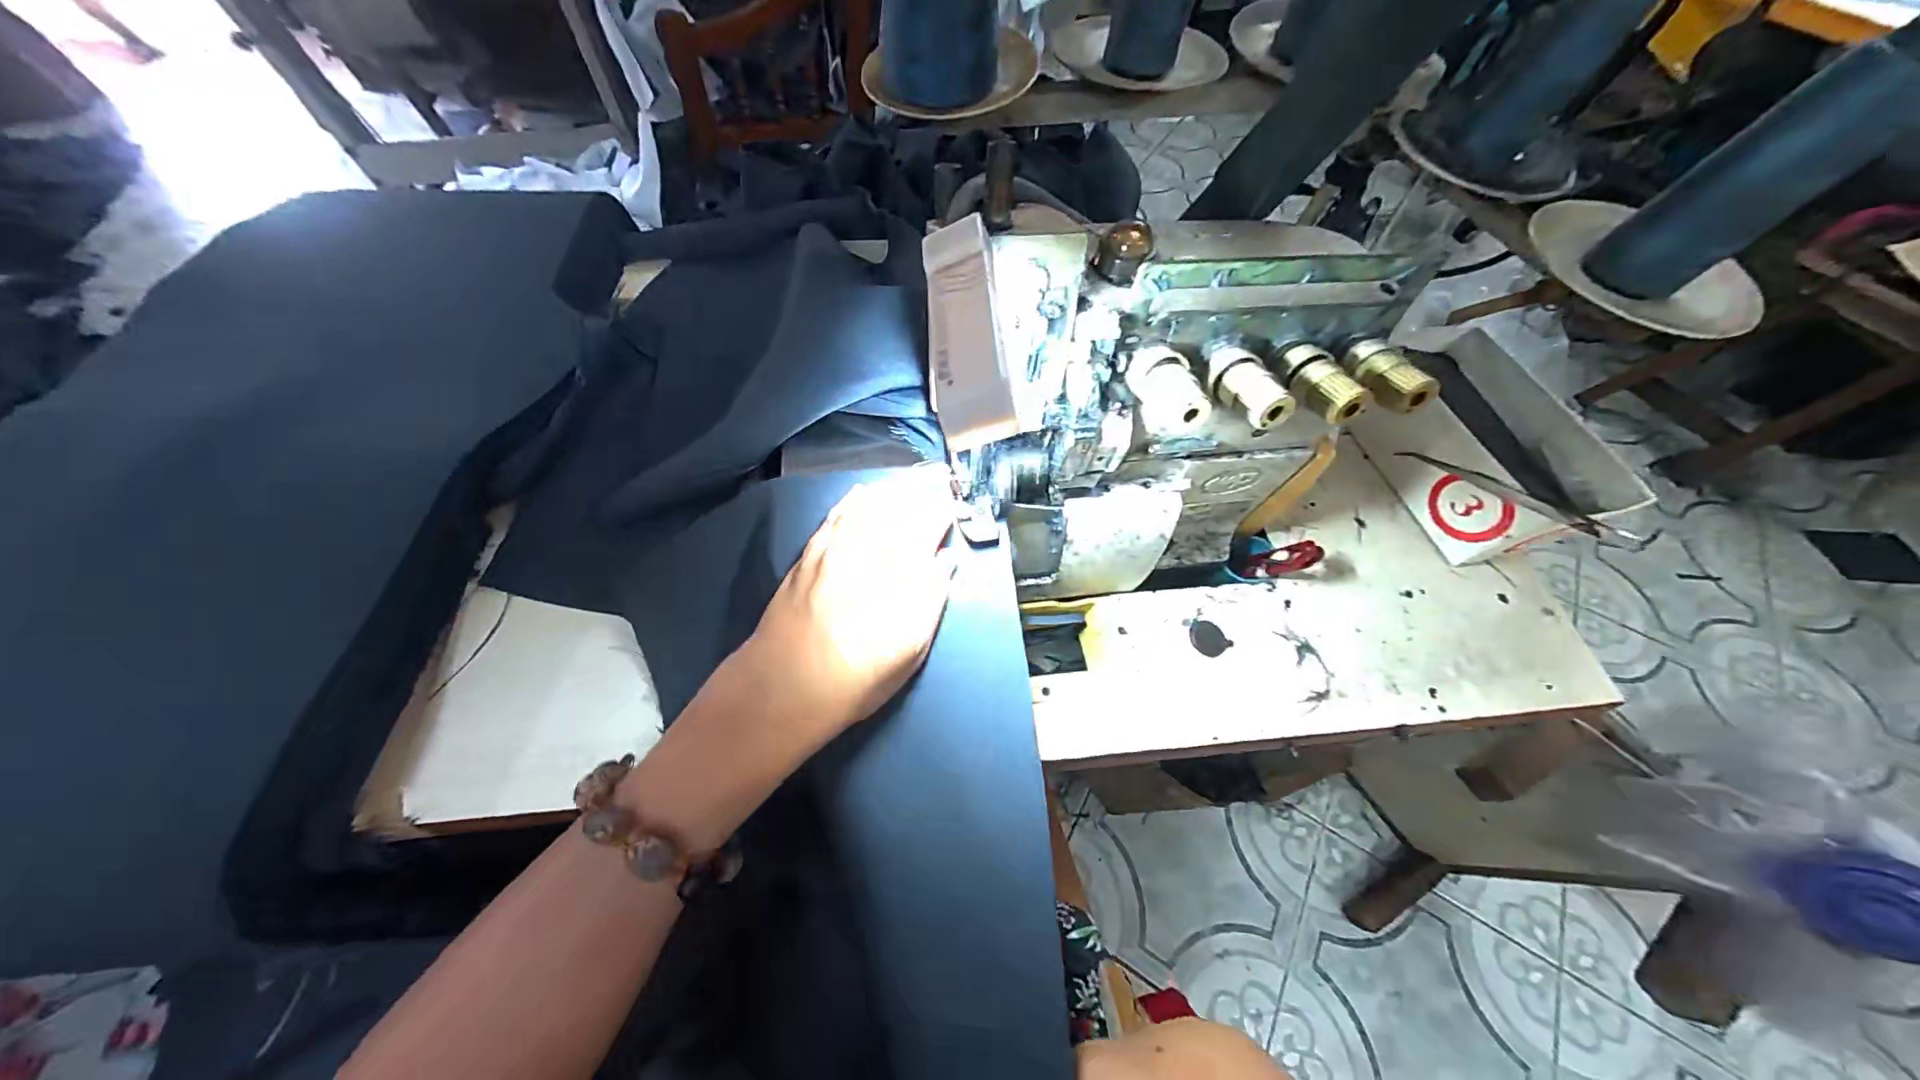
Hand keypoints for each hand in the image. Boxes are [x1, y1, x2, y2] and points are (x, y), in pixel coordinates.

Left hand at [735, 466, 959, 743]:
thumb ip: (932, 596)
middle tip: (936, 484)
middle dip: (921, 493)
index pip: (928, 524)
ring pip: (869, 505)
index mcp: (900, 569)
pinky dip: (854, 500)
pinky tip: (864, 492)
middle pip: (900, 508)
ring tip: (908, 484)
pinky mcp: (811, 552)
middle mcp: (868, 547)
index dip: (943, 513)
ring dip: (892, 491)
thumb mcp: (912, 647)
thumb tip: (945, 560)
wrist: (788, 683)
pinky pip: (837, 514)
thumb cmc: (860, 675)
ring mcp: (835, 546)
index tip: (953, 510)